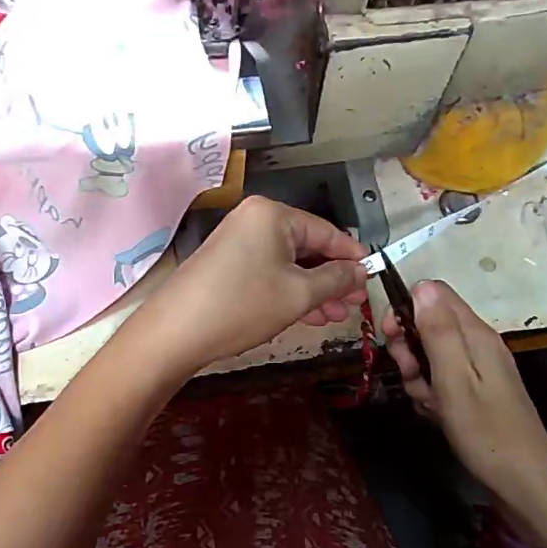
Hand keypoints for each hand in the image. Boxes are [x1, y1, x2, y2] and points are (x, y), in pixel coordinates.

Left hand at [120, 197, 368, 378]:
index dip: (352, 257)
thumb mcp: (298, 294)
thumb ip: (336, 280)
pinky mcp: (226, 266)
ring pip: (288, 264)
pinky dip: (289, 292)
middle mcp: (253, 221)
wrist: (176, 332)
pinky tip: (307, 315)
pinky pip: (268, 273)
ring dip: (313, 290)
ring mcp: (237, 243)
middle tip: (353, 304)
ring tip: (334, 316)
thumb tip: (359, 272)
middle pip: (307, 247)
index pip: (327, 231)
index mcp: (272, 215)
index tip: (370, 277)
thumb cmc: (240, 306)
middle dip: (332, 278)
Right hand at [382, 280, 546, 547]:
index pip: (434, 295)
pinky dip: (431, 394)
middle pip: (430, 325)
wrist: (522, 482)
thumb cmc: (486, 431)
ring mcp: (477, 369)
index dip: (406, 310)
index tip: (391, 337)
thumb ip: (438, 330)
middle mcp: (478, 344)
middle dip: (409, 349)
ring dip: (418, 377)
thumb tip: (422, 284)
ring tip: (429, 402)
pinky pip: (441, 380)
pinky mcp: (474, 392)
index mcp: (476, 334)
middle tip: (412, 376)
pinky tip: (435, 413)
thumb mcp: (455, 378)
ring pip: (431, 356)